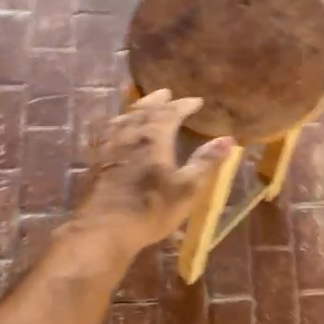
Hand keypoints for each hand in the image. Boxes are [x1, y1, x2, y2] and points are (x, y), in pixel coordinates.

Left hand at [76, 90, 237, 260]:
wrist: (104, 230)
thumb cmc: (151, 209)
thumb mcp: (187, 188)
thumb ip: (206, 161)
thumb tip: (229, 139)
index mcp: (153, 139)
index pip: (170, 113)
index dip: (184, 105)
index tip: (196, 101)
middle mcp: (129, 136)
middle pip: (143, 111)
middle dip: (157, 101)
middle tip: (166, 93)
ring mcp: (108, 148)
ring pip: (121, 119)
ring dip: (133, 109)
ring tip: (139, 106)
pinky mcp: (95, 163)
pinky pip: (103, 134)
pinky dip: (111, 126)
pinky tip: (110, 131)